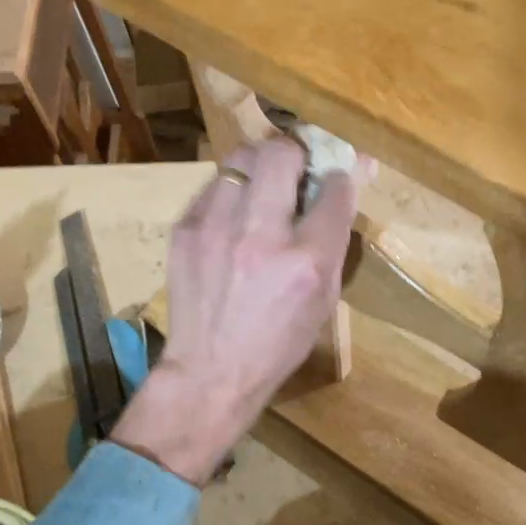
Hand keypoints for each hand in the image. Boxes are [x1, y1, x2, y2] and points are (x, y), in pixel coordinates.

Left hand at [111, 138, 361, 483]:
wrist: (210, 372)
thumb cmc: (278, 344)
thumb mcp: (324, 302)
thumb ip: (332, 244)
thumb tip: (336, 193)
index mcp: (308, 262)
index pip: (335, 189)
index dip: (341, 177)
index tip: (336, 179)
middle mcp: (262, 235)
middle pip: (282, 153)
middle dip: (296, 153)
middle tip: (297, 169)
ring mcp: (217, 228)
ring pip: (242, 157)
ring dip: (260, 165)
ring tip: (263, 187)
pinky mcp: (185, 228)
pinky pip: (214, 186)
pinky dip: (231, 192)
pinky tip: (232, 217)